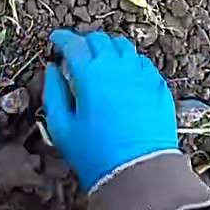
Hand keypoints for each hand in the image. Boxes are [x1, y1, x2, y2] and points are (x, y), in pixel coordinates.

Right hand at [43, 29, 178, 190]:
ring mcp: (141, 72)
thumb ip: (53, 92)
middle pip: (99, 39)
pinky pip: (141, 61)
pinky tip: (122, 74)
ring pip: (122, 46)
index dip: (61, 38)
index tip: (55, 40)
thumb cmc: (97, 154)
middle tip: (76, 51)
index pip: (73, 43)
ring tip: (100, 59)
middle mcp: (117, 65)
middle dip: (84, 41)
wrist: (139, 171)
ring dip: (108, 47)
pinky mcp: (157, 83)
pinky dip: (128, 61)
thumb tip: (52, 70)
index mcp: (90, 73)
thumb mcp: (62, 127)